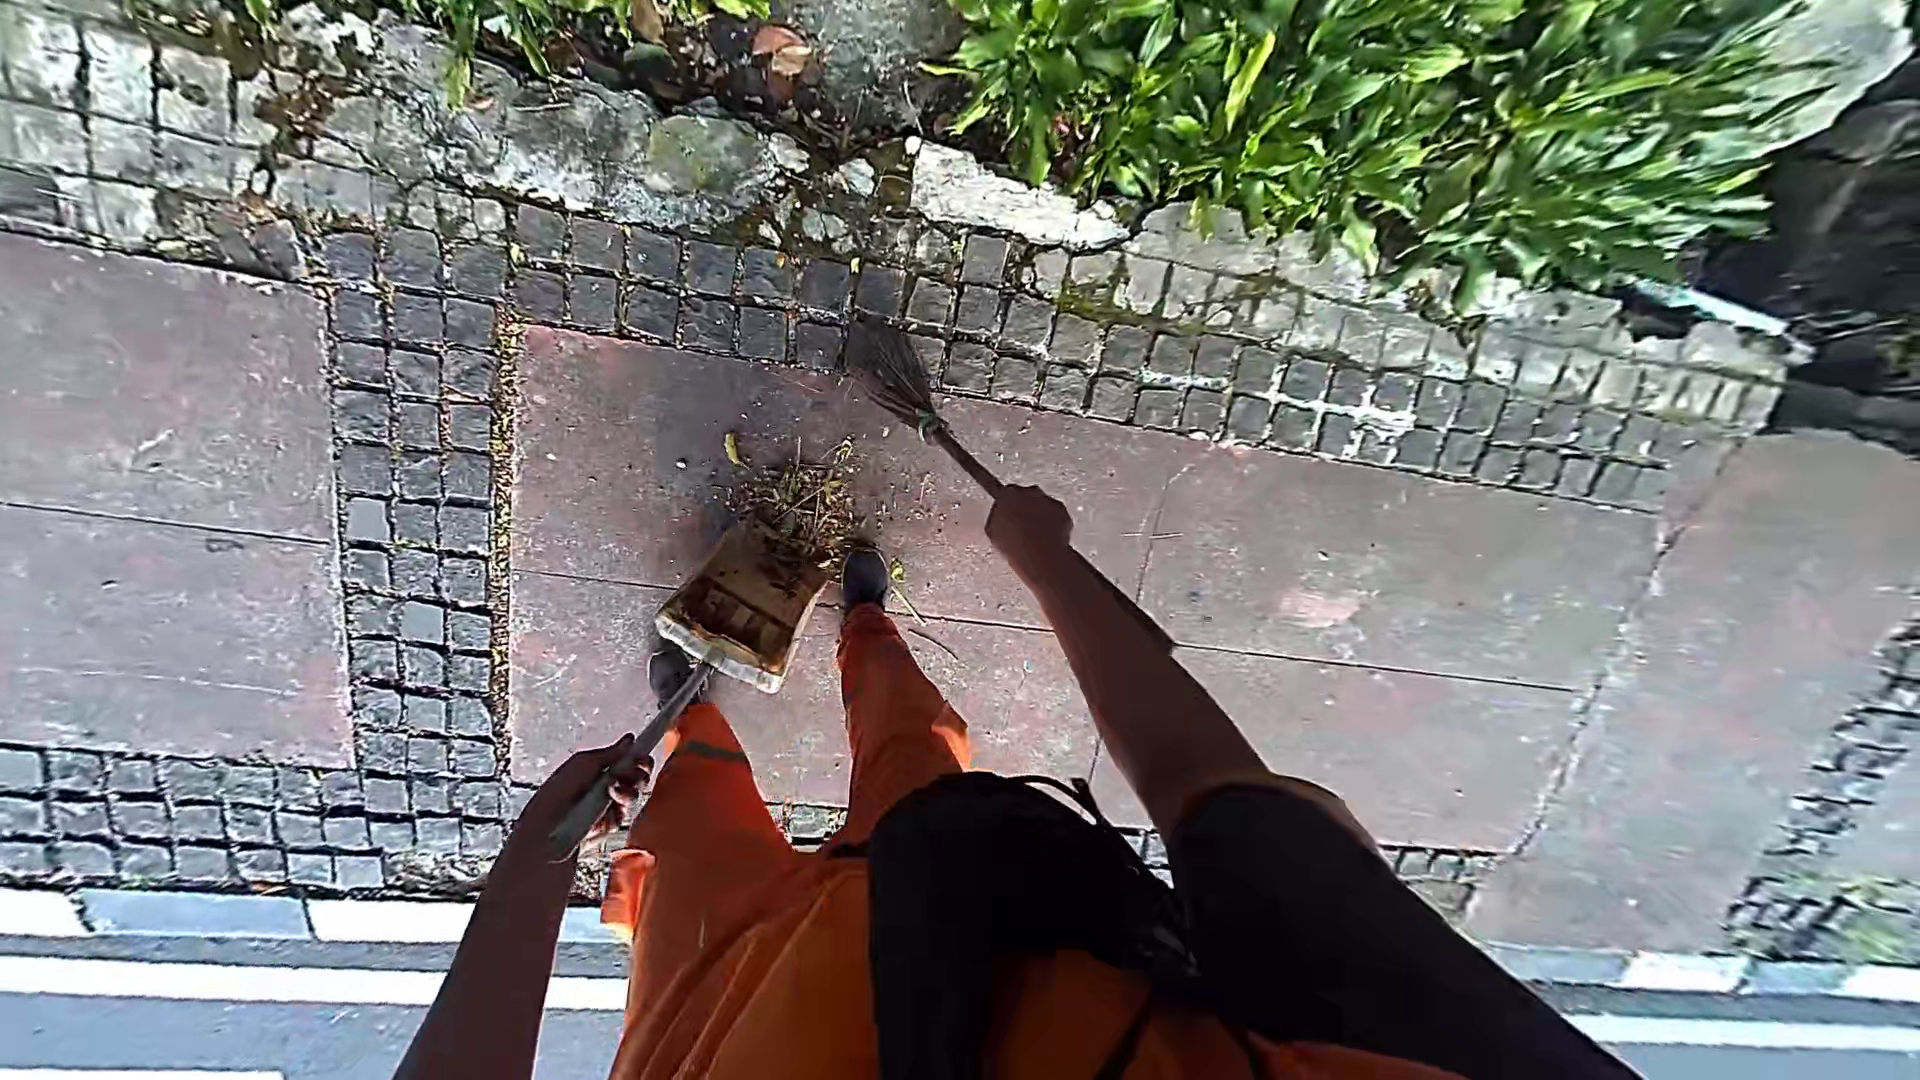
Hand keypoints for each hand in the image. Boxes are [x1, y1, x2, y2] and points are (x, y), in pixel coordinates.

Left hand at [501, 735, 645, 865]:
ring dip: (629, 786)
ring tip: (612, 787)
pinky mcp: (612, 823)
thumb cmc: (557, 793)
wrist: (548, 826)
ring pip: (637, 792)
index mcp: (600, 771)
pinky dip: (622, 802)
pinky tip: (611, 800)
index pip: (629, 760)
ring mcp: (611, 806)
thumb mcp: (583, 762)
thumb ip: (610, 752)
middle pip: (639, 776)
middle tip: (631, 772)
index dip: (639, 757)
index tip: (641, 755)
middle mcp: (609, 787)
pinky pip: (629, 810)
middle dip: (639, 772)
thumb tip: (629, 740)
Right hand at [985, 484, 1073, 571]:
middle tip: (1021, 526)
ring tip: (1035, 536)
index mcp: (1008, 494)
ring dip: (1040, 515)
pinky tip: (1047, 537)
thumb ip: (997, 517)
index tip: (1006, 503)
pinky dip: (1054, 522)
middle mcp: (1029, 492)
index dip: (1007, 500)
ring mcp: (1047, 499)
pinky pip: (1056, 514)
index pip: (1005, 491)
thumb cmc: (1015, 543)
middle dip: (1025, 507)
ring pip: (1043, 504)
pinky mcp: (1061, 509)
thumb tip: (1001, 518)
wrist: (1039, 553)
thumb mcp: (993, 532)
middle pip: (1027, 495)